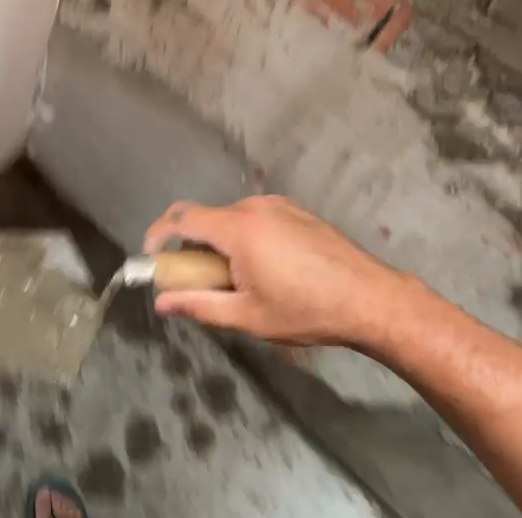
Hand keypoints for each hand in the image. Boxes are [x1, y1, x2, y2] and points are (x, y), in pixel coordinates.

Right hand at [144, 196, 415, 346]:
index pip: (181, 217)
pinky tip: (267, 270)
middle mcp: (254, 206)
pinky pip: (256, 219)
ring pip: (232, 220)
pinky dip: (245, 238)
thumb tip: (161, 303)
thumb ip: (199, 305)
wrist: (371, 299)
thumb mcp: (247, 316)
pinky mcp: (296, 210)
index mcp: (238, 228)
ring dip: (221, 245)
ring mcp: (278, 205)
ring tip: (239, 282)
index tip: (150, 257)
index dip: (157, 234)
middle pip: (207, 219)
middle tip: (199, 283)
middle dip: (193, 248)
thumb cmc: (306, 310)